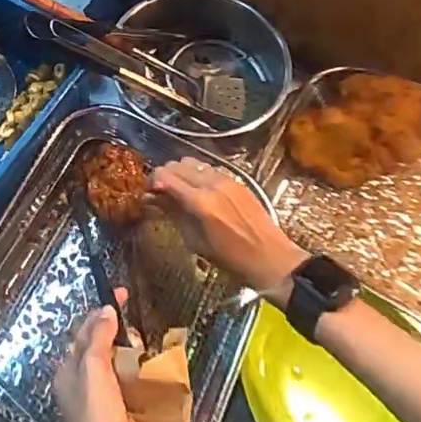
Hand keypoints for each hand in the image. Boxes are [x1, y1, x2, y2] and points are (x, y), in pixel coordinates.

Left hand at [55, 291, 154, 421]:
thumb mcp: (93, 372)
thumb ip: (98, 338)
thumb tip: (106, 309)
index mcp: (69, 371)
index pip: (84, 330)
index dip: (102, 310)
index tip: (123, 293)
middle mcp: (83, 386)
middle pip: (101, 348)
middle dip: (119, 333)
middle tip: (138, 328)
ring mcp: (104, 405)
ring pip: (119, 368)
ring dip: (134, 356)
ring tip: (149, 347)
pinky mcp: (124, 421)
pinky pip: (133, 390)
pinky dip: (144, 379)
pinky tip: (157, 375)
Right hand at [151, 159, 305, 293]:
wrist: (272, 259)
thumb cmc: (231, 259)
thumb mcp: (196, 241)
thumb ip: (173, 214)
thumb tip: (151, 199)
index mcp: (200, 203)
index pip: (165, 177)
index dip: (152, 182)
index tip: (148, 193)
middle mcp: (212, 184)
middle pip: (176, 165)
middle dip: (164, 176)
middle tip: (161, 193)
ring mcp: (226, 179)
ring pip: (192, 162)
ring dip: (180, 172)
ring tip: (179, 190)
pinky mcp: (236, 180)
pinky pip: (208, 168)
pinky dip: (197, 174)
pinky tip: (198, 191)